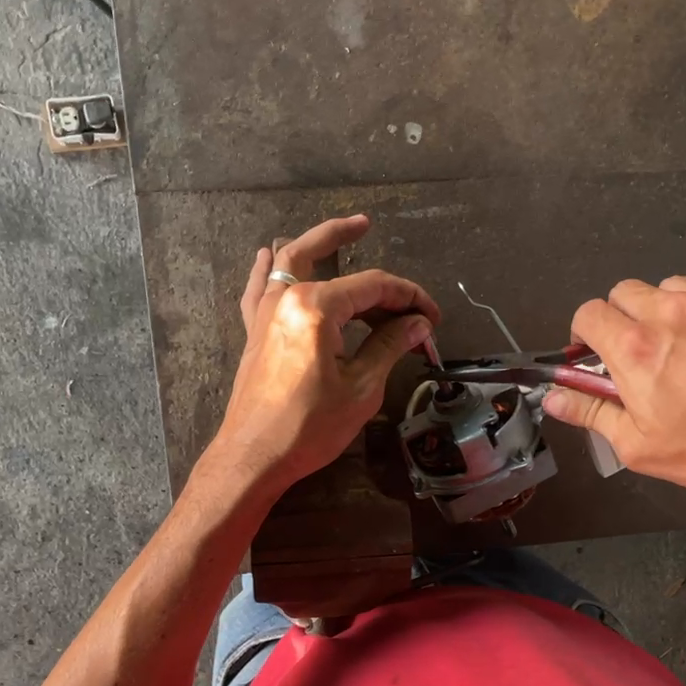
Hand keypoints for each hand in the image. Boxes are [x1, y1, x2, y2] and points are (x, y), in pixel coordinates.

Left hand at [210, 214, 440, 490]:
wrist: (254, 457)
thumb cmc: (309, 427)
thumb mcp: (361, 388)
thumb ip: (389, 346)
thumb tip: (417, 324)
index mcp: (316, 307)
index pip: (372, 286)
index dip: (408, 297)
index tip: (432, 317)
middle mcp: (285, 299)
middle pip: (325, 260)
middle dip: (350, 243)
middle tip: (371, 228)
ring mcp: (264, 315)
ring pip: (288, 263)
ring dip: (313, 244)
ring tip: (337, 233)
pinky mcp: (255, 334)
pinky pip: (259, 289)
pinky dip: (267, 270)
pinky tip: (266, 255)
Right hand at [541, 276, 685, 499]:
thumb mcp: (642, 446)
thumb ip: (593, 414)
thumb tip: (557, 399)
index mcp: (635, 349)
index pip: (588, 314)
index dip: (582, 336)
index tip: (591, 358)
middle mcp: (669, 313)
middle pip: (622, 293)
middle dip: (617, 320)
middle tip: (631, 358)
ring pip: (664, 289)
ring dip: (657, 312)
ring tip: (676, 351)